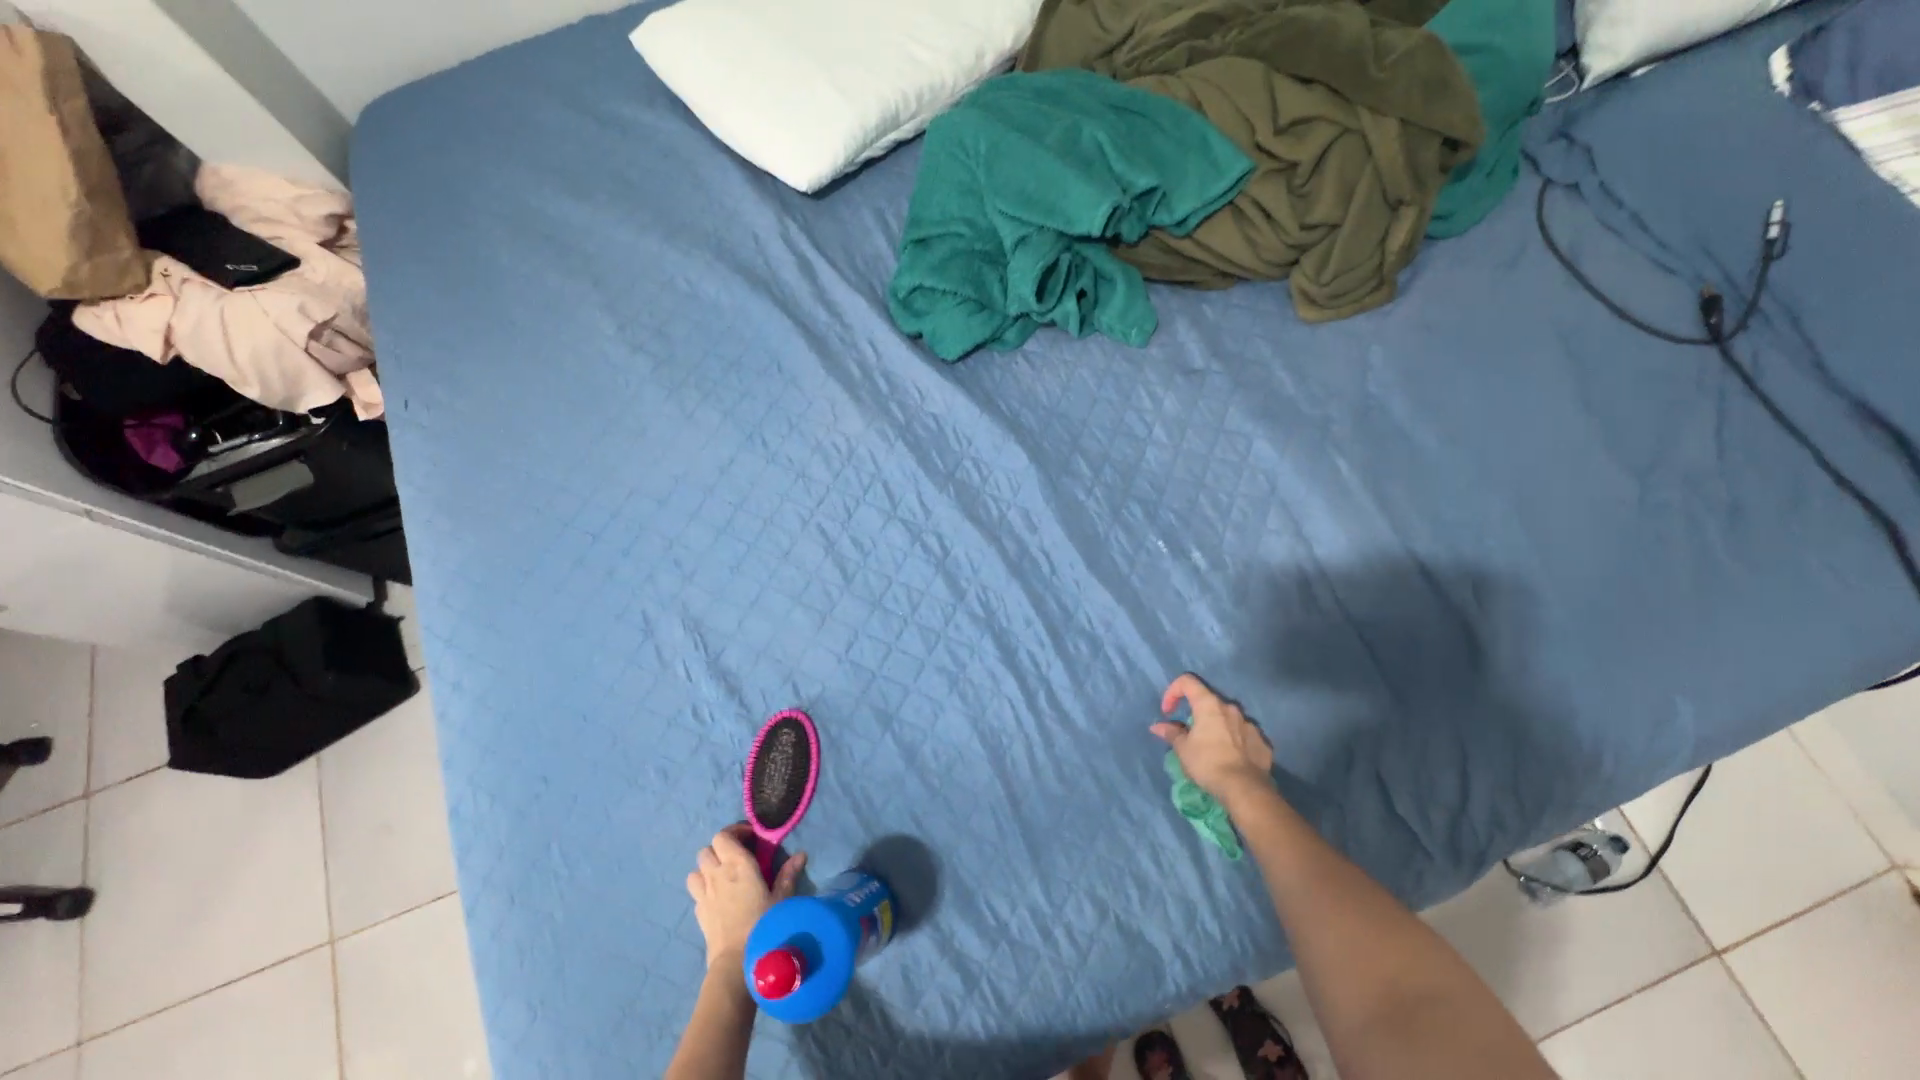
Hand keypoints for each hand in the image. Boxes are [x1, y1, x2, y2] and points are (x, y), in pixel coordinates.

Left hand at [686, 826, 805, 968]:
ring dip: (707, 866)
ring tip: (722, 874)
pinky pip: (695, 889)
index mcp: (738, 864)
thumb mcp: (781, 899)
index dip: (734, 832)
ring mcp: (704, 892)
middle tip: (736, 855)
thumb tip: (801, 855)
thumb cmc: (762, 924)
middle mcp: (717, 873)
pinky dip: (703, 886)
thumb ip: (788, 875)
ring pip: (697, 867)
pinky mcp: (698, 910)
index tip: (749, 837)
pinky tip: (716, 896)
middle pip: (707, 848)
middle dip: (720, 848)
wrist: (735, 959)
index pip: (724, 836)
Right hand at [1153, 673, 1274, 803]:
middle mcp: (1231, 708)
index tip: (1168, 712)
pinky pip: (1244, 735)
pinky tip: (1231, 759)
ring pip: (1228, 719)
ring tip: (1212, 749)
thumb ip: (1171, 733)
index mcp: (1209, 705)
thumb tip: (1158, 726)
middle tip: (1190, 735)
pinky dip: (1235, 742)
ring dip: (1217, 728)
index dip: (1173, 692)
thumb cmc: (1208, 763)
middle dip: (1197, 715)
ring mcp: (1250, 724)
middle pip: (1209, 702)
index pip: (1188, 682)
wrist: (1245, 788)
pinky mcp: (1262, 741)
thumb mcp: (1183, 749)